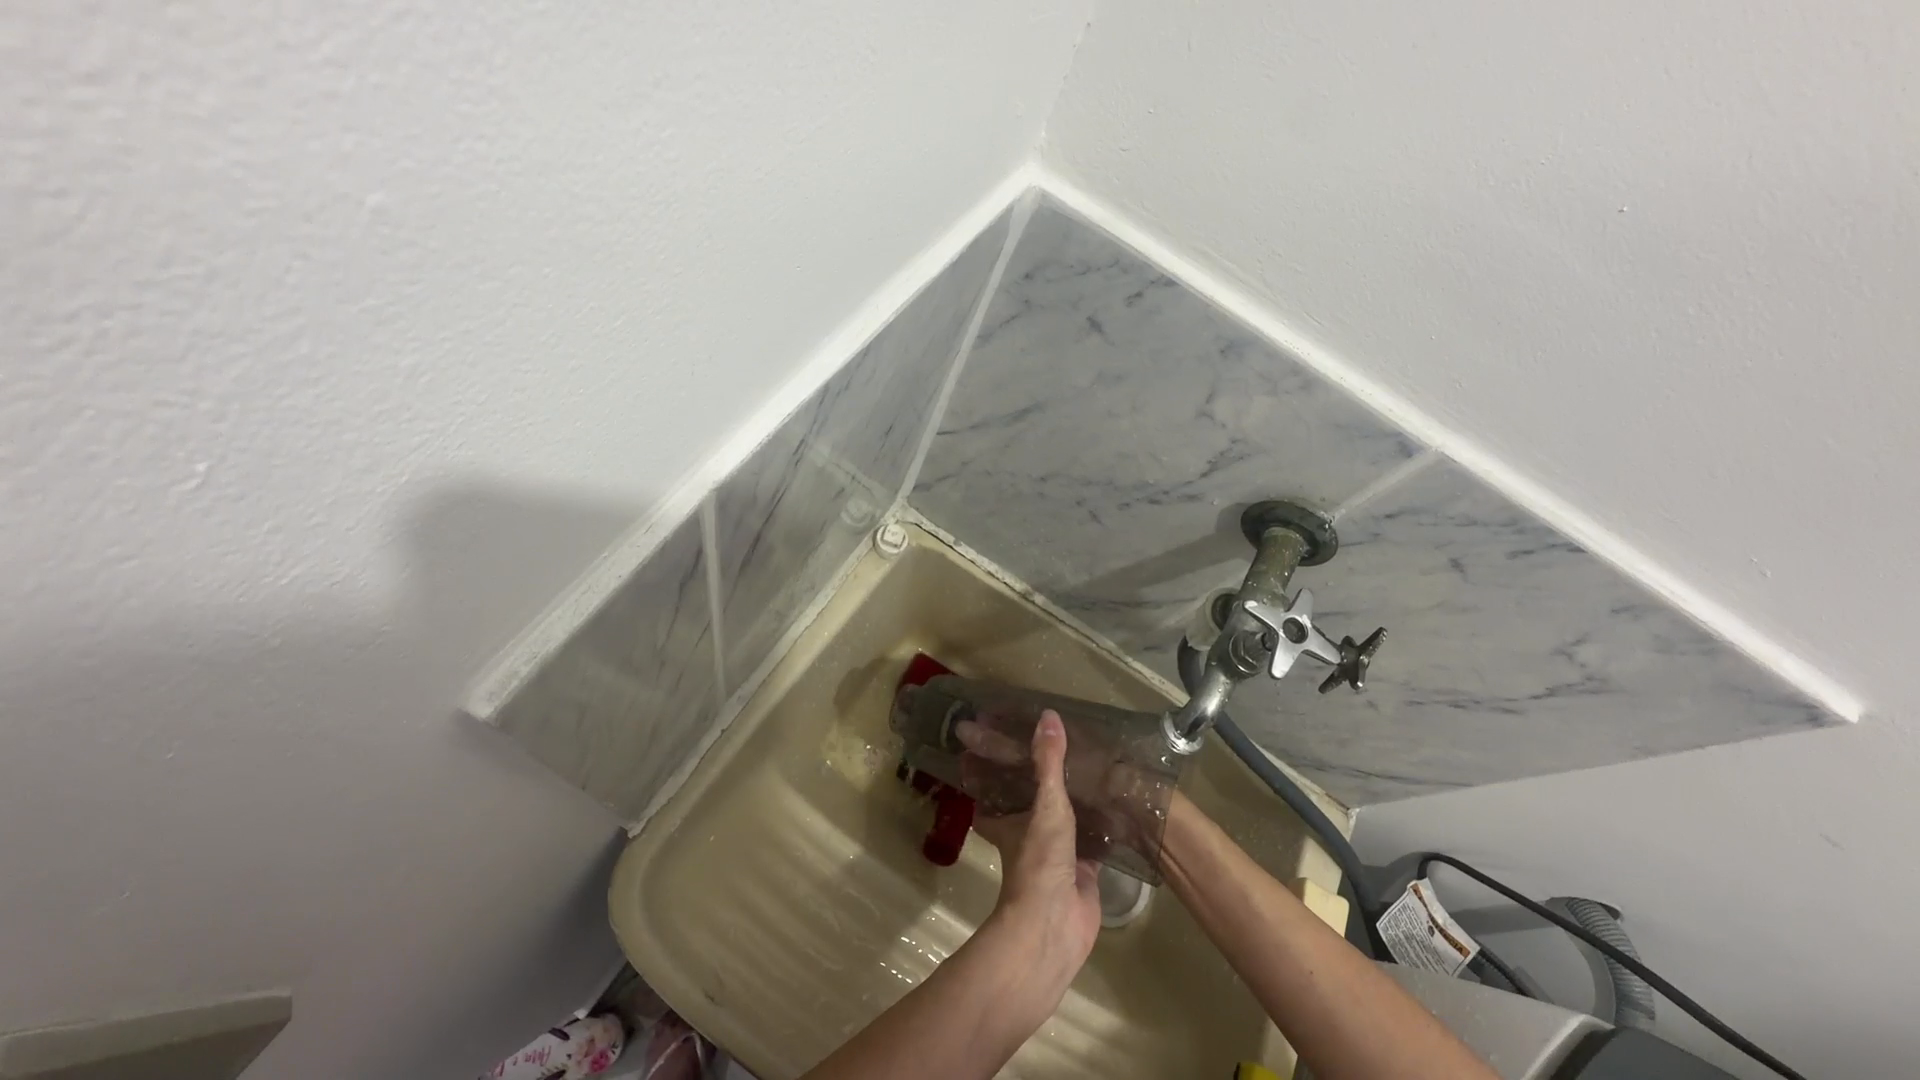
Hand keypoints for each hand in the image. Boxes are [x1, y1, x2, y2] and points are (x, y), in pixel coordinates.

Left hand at [956, 710, 1102, 1008]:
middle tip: (1064, 750)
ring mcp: (1057, 854)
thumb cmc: (1038, 861)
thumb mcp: (1045, 805)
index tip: (1002, 744)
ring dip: (1076, 803)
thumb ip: (1048, 763)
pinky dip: (1103, 828)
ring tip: (1096, 770)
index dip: (994, 770)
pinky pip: (1093, 842)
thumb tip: (1048, 715)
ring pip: (1065, 821)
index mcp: (1007, 821)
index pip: (993, 791)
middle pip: (1032, 803)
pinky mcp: (1084, 870)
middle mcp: (1028, 835)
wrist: (1055, 925)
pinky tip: (1120, 807)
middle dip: (1044, 782)